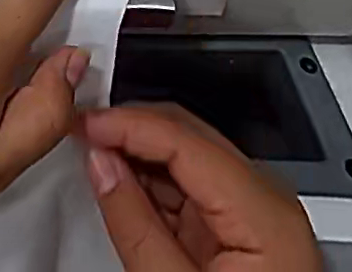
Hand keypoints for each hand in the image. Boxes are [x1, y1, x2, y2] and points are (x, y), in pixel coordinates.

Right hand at [84, 104, 322, 271]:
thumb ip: (134, 222)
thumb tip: (100, 162)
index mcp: (265, 214)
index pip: (183, 137)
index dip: (125, 124)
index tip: (84, 124)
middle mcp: (267, 201)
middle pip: (186, 134)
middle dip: (129, 129)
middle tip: (83, 132)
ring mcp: (257, 212)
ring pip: (184, 152)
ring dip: (137, 151)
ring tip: (95, 156)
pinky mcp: (241, 227)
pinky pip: (189, 182)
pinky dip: (151, 177)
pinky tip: (123, 182)